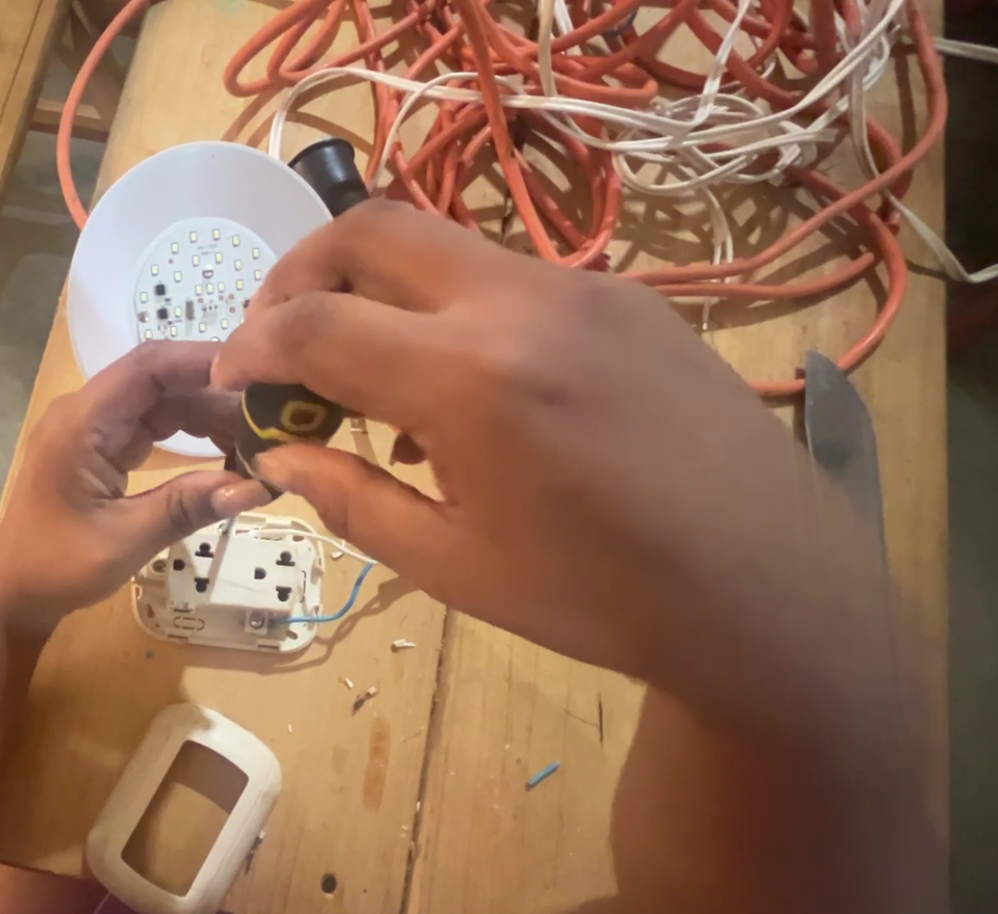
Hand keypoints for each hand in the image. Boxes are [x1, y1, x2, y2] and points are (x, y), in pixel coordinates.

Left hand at [0, 342, 270, 632]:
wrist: (14, 592)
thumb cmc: (57, 567)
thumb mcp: (124, 540)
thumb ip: (186, 507)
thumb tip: (257, 486)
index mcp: (82, 423)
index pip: (149, 367)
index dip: (206, 362)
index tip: (261, 373)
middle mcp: (88, 413)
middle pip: (162, 380)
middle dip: (218, 394)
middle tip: (274, 419)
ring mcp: (96, 429)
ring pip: (163, 402)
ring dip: (209, 415)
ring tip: (259, 439)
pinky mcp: (105, 448)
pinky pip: (155, 426)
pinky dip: (192, 435)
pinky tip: (227, 452)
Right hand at [211, 200, 887, 706]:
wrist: (769, 593)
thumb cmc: (592, 599)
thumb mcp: (447, 564)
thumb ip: (347, 498)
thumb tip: (279, 454)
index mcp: (470, 381)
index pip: (316, 325)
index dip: (251, 347)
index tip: (228, 379)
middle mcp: (521, 303)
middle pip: (370, 231)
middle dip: (296, 277)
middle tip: (273, 341)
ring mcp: (580, 287)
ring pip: (434, 246)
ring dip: (368, 292)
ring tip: (356, 376)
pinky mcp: (618, 297)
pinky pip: (495, 276)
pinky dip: (435, 311)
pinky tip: (446, 388)